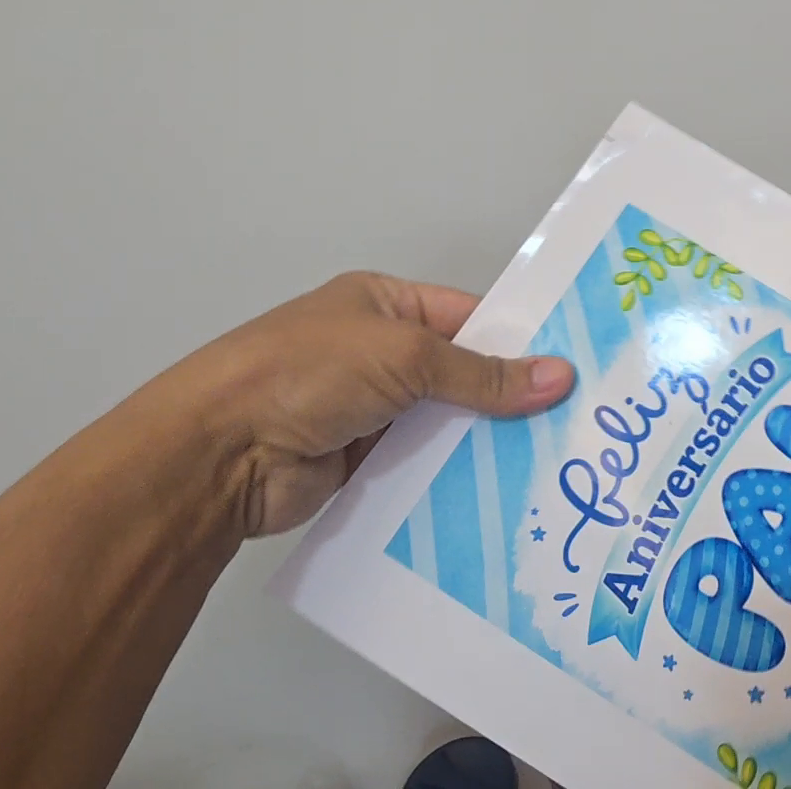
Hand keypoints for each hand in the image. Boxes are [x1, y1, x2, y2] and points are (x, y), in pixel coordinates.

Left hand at [144, 271, 573, 537]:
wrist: (213, 458)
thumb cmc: (308, 374)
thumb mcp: (405, 357)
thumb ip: (485, 374)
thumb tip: (561, 377)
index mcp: (386, 304)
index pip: (471, 317)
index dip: (520, 339)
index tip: (575, 364)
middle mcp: (383, 352)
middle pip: (465, 371)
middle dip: (512, 393)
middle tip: (578, 417)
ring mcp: (374, 407)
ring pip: (450, 419)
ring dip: (489, 437)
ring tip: (558, 455)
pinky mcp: (367, 459)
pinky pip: (427, 460)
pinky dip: (459, 471)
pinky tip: (508, 486)